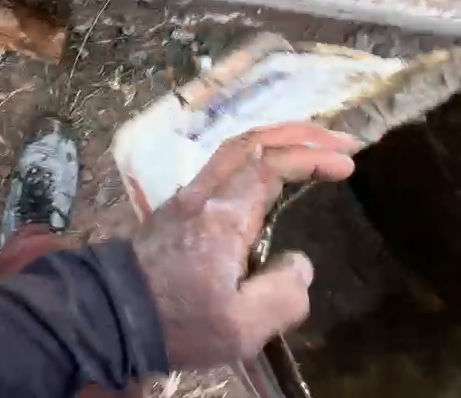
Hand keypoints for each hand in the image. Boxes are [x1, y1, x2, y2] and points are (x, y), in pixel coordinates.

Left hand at [130, 123, 358, 369]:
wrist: (114, 310)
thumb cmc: (179, 320)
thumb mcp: (241, 327)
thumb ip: (282, 295)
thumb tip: (300, 262)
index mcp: (222, 215)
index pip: (269, 166)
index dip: (310, 157)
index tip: (347, 162)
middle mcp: (204, 193)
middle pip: (250, 142)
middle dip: (298, 134)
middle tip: (341, 138)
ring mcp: (188, 196)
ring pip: (233, 149)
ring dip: (275, 140)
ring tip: (313, 144)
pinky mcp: (180, 208)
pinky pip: (223, 166)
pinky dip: (255, 156)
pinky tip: (271, 171)